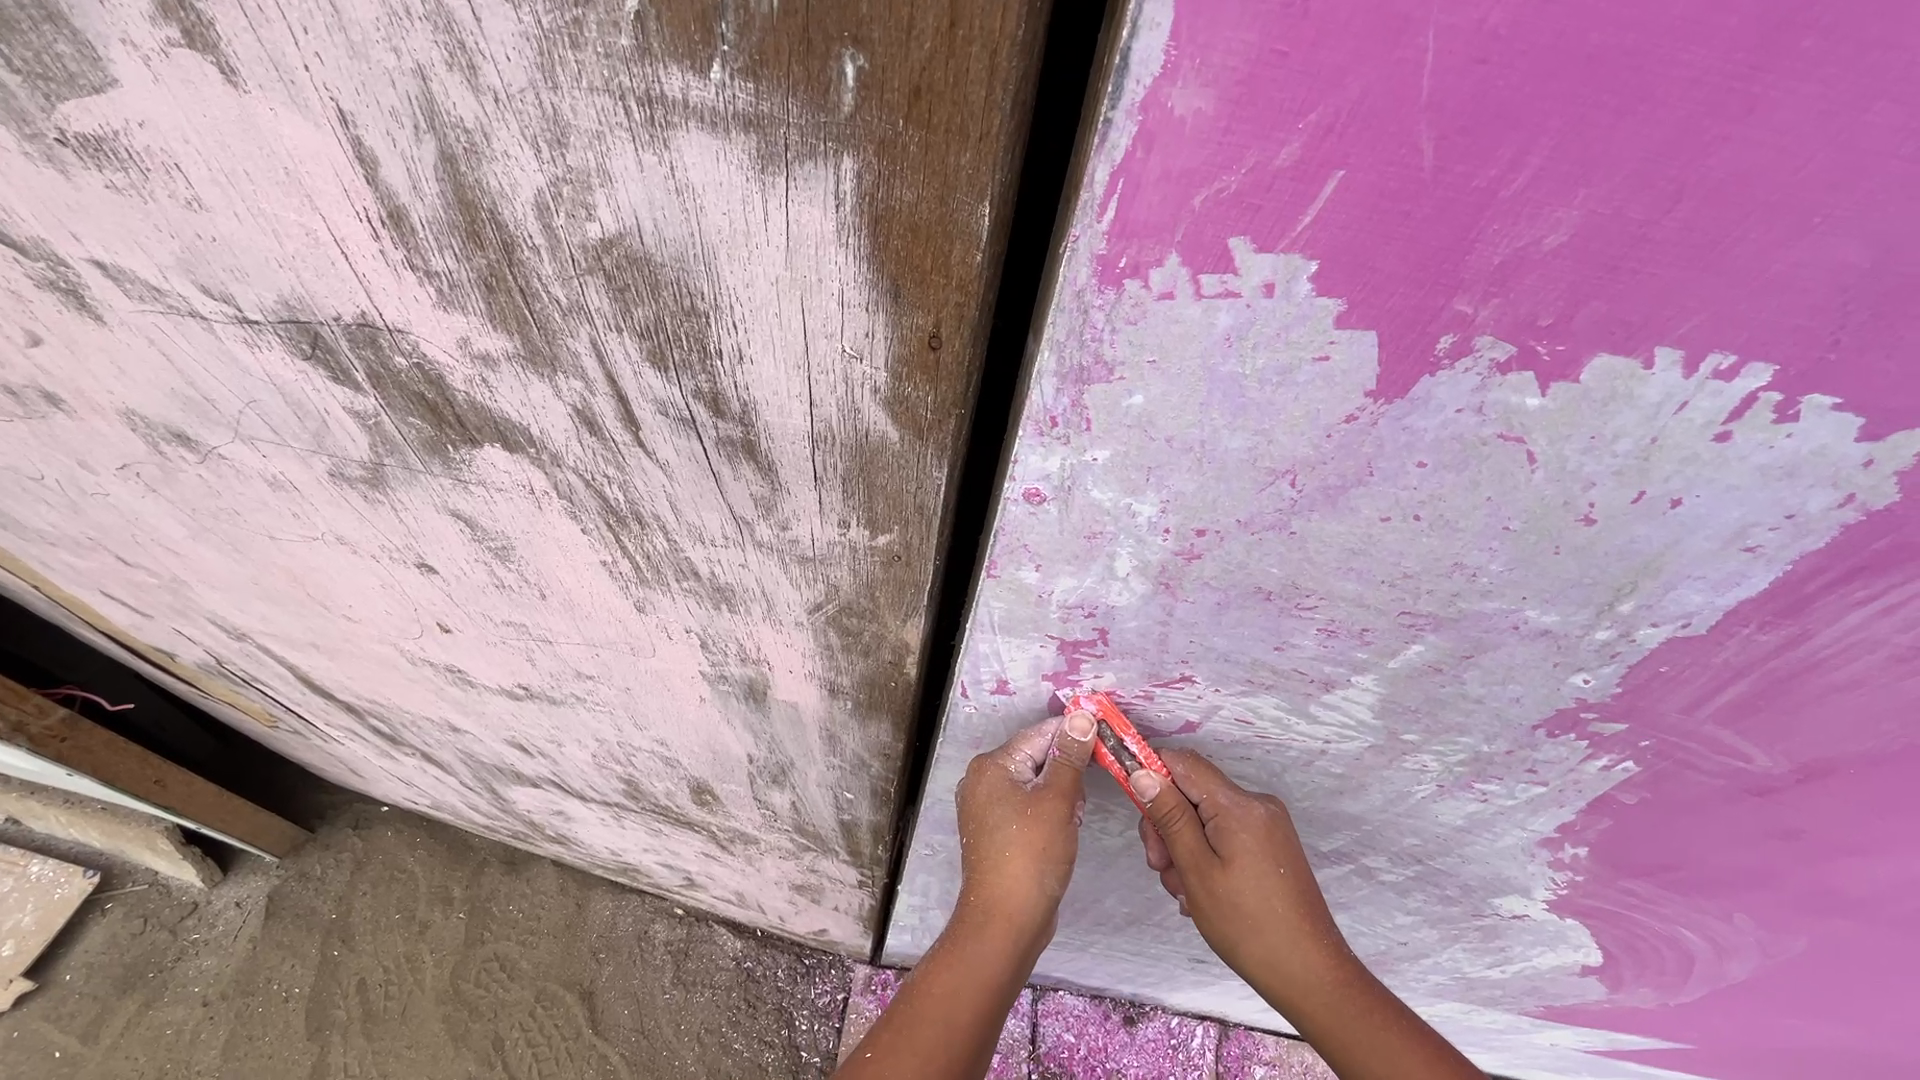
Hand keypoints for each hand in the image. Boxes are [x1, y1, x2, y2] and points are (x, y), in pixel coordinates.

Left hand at [954, 710, 1097, 948]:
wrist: (1005, 921)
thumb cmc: (1032, 856)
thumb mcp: (1058, 800)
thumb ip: (1071, 756)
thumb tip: (1082, 716)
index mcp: (992, 765)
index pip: (1040, 734)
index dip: (1075, 734)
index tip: (1108, 739)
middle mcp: (983, 780)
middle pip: (1036, 756)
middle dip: (1068, 771)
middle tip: (1086, 795)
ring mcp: (986, 807)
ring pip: (1036, 782)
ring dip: (1062, 793)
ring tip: (1074, 817)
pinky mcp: (996, 831)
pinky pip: (1029, 806)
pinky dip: (1050, 811)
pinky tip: (1065, 828)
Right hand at [1132, 749, 1352, 1014]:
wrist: (1310, 975)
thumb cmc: (1247, 925)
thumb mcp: (1196, 871)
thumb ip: (1168, 817)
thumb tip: (1141, 771)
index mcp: (1239, 805)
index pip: (1182, 762)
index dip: (1150, 773)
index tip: (1133, 805)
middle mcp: (1256, 804)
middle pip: (1191, 792)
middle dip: (1166, 824)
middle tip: (1160, 867)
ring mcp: (1266, 826)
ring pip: (1204, 818)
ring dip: (1183, 848)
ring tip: (1185, 892)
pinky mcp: (1270, 846)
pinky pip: (1224, 835)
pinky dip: (1205, 856)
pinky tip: (1202, 894)